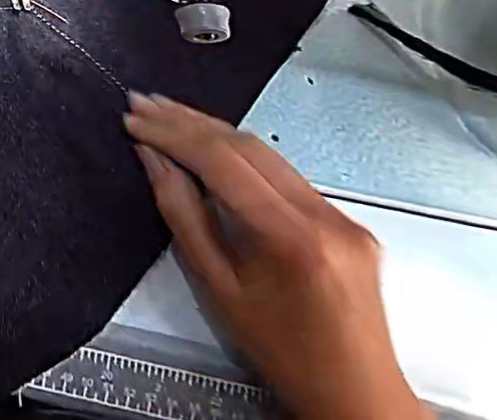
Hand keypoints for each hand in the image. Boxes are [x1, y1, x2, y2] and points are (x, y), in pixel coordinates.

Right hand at [125, 93, 428, 419]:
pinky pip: (283, 169)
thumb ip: (183, 216)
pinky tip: (210, 141)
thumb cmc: (286, 357)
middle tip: (144, 105)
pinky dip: (239, 151)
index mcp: (293, 239)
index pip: (222, 162)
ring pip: (264, 149)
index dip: (173, 134)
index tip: (138, 120)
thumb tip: (154, 160)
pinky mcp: (344, 214)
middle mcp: (325, 215)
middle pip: (244, 144)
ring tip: (167, 113)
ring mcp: (341, 212)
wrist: (359, 400)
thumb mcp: (218, 291)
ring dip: (211, 129)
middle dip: (187, 121)